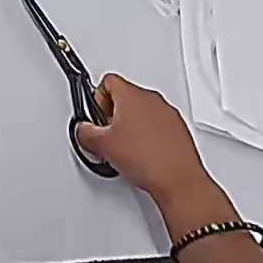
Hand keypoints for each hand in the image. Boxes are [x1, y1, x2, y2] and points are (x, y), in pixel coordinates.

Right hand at [74, 74, 211, 205]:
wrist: (178, 181)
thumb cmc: (148, 160)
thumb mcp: (103, 146)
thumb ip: (85, 132)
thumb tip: (84, 131)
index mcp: (131, 95)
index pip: (108, 80)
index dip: (98, 97)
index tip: (97, 115)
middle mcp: (151, 99)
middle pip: (125, 93)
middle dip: (114, 112)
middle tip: (109, 132)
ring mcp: (167, 112)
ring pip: (142, 108)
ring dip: (132, 122)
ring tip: (126, 146)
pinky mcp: (178, 128)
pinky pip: (159, 122)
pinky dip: (149, 132)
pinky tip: (143, 153)